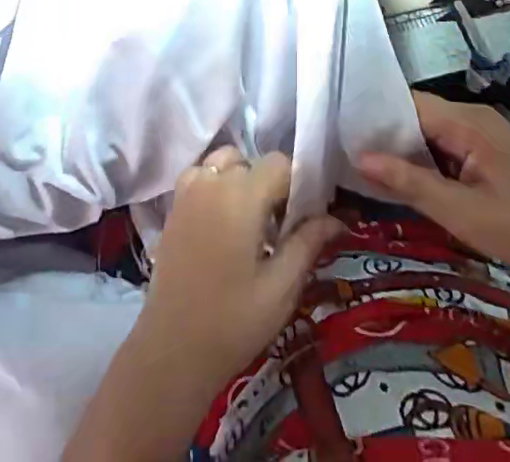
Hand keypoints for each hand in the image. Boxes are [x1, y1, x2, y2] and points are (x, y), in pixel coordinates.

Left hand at [124, 148, 344, 396]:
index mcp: (241, 196)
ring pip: (222, 162)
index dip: (298, 183)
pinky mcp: (173, 206)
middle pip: (251, 161)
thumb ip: (308, 242)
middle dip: (271, 184)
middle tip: (281, 227)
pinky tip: (223, 223)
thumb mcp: (282, 286)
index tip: (306, 216)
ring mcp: (187, 192)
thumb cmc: (234, 320)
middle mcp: (211, 182)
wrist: (174, 348)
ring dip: (241, 180)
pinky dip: (216, 184)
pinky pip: (200, 176)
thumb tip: (336, 219)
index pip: (279, 163)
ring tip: (251, 221)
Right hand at [356, 92, 509, 301]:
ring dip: (397, 148)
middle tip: (340, 150)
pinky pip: (439, 146)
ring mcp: (479, 135)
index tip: (337, 130)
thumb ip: (408, 182)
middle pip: (412, 113)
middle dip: (379, 132)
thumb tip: (357, 157)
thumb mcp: (461, 212)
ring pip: (424, 131)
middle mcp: (472, 118)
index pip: (405, 102)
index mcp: (468, 122)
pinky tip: (396, 177)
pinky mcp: (483, 153)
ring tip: (358, 163)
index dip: (371, 114)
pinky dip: (417, 160)